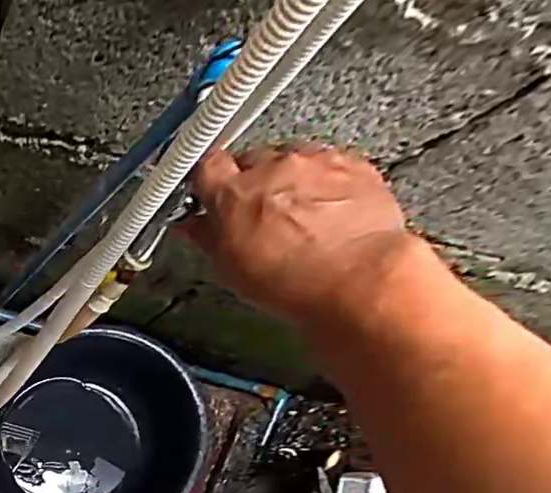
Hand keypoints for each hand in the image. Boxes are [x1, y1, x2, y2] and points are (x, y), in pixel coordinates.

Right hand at [183, 145, 419, 325]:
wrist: (349, 274)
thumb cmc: (287, 274)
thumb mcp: (227, 264)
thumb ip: (207, 235)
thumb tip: (196, 226)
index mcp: (232, 192)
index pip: (207, 166)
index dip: (205, 178)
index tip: (206, 192)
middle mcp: (273, 168)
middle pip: (252, 160)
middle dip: (249, 182)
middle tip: (250, 213)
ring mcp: (316, 162)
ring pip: (292, 162)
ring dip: (287, 182)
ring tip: (292, 218)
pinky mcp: (354, 164)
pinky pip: (329, 165)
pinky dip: (322, 184)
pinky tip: (321, 215)